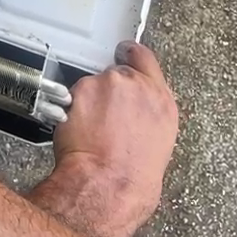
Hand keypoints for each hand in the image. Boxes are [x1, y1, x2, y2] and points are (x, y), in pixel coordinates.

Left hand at [35, 41, 179, 236]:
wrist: (108, 184)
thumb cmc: (133, 178)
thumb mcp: (157, 141)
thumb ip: (148, 113)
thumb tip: (137, 112)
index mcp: (162, 101)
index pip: (145, 58)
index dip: (131, 54)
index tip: (123, 53)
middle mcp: (136, 85)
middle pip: (116, 73)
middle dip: (109, 90)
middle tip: (104, 115)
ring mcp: (107, 83)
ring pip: (94, 84)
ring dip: (91, 99)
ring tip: (93, 128)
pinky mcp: (82, 88)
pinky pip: (75, 93)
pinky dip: (74, 106)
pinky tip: (80, 127)